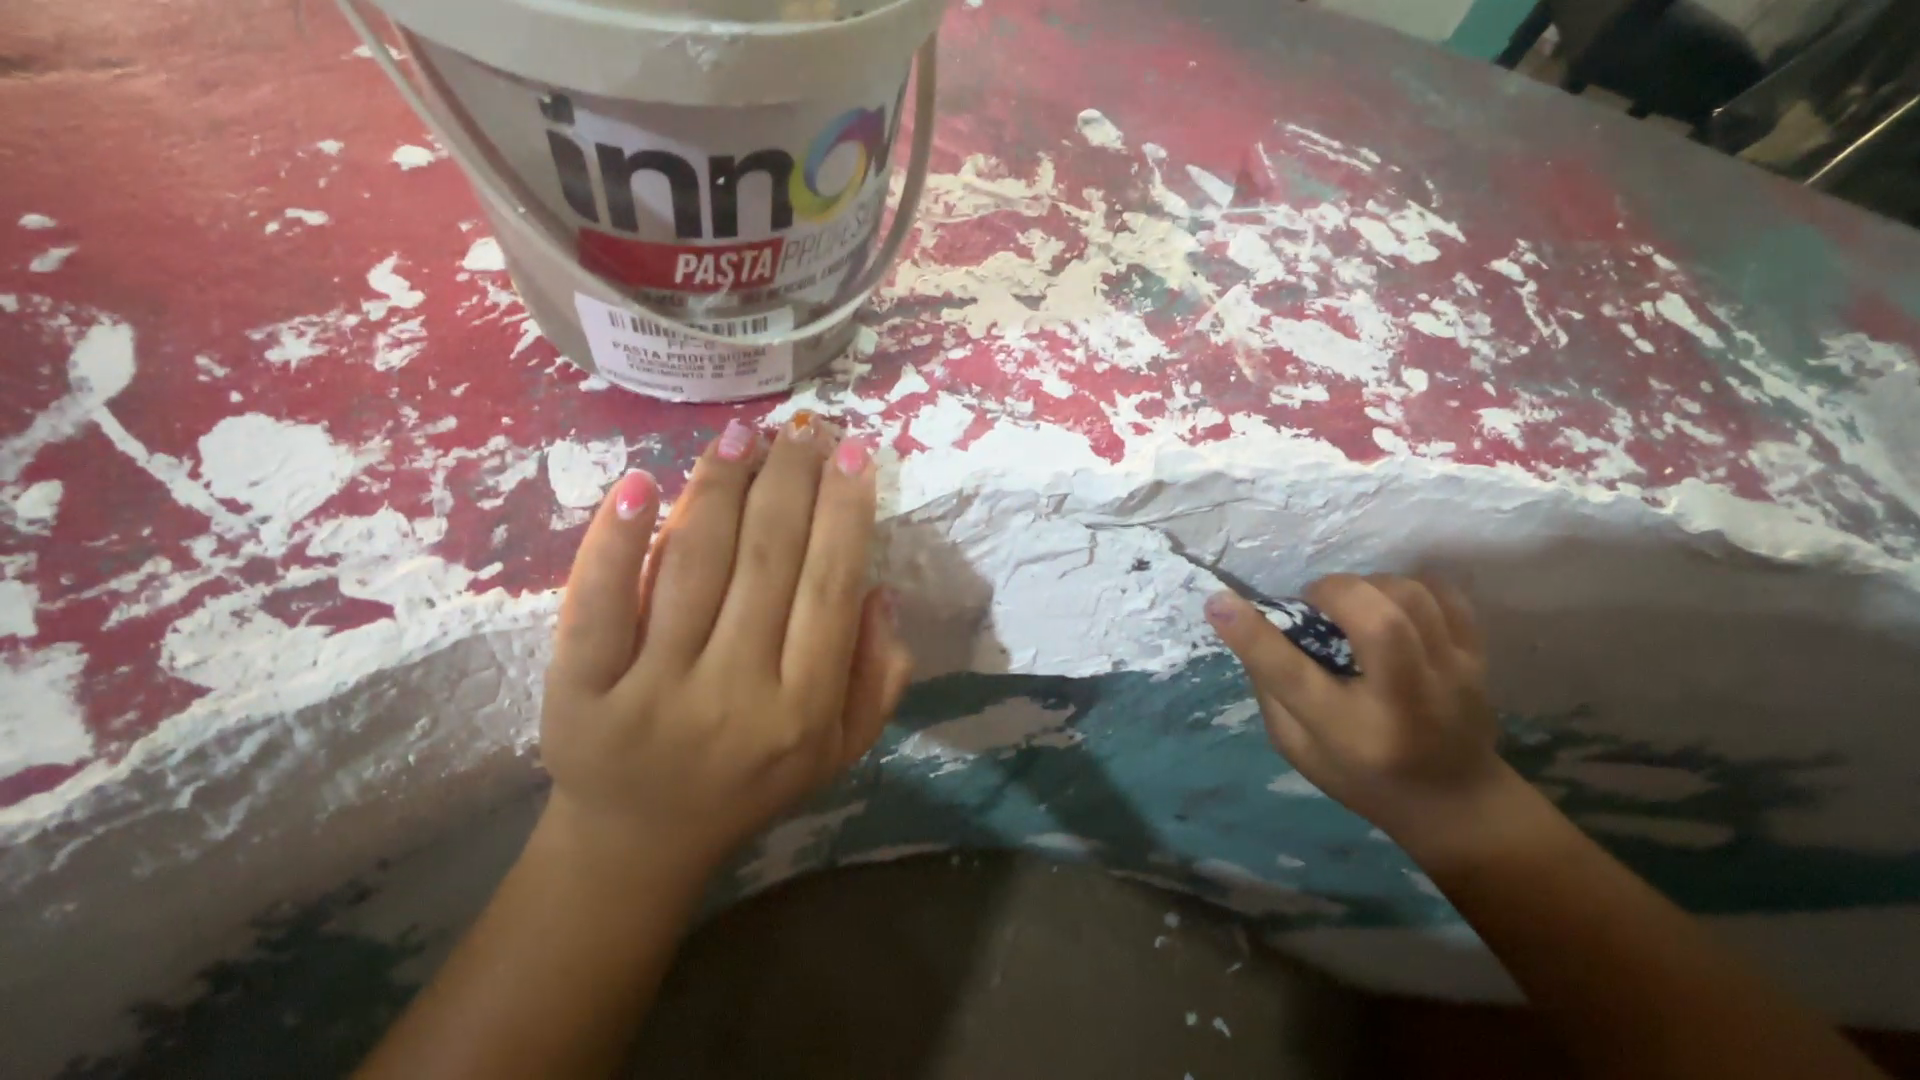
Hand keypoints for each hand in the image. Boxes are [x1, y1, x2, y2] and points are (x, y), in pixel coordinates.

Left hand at [538, 415, 915, 876]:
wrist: (640, 842)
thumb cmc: (753, 784)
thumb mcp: (841, 751)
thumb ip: (879, 677)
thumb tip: (880, 589)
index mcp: (804, 710)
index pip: (831, 587)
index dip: (846, 510)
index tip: (854, 451)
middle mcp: (735, 696)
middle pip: (768, 560)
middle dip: (790, 479)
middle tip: (801, 428)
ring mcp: (652, 693)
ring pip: (693, 566)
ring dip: (720, 488)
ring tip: (741, 439)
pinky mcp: (579, 693)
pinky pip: (598, 604)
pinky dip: (616, 540)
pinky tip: (643, 482)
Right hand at [1205, 574, 1508, 850]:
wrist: (1456, 800)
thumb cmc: (1362, 776)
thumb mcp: (1300, 750)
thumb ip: (1274, 691)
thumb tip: (1252, 626)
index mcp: (1350, 733)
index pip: (1292, 674)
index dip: (1251, 634)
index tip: (1218, 602)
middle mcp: (1405, 701)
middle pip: (1377, 622)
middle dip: (1333, 591)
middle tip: (1314, 602)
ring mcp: (1452, 676)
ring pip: (1412, 597)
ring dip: (1369, 585)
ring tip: (1353, 603)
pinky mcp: (1477, 657)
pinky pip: (1446, 596)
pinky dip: (1410, 585)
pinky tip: (1391, 603)